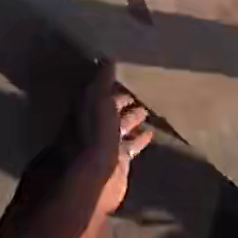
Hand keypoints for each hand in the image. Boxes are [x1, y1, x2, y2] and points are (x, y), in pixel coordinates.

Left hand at [75, 62, 153, 221]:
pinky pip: (132, 147)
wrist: (88, 179)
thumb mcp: (94, 98)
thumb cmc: (89, 133)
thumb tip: (106, 57)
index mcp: (85, 109)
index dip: (114, 86)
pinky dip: (141, 140)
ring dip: (134, 120)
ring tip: (149, 110)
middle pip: (112, 111)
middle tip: (142, 92)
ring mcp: (106, 146)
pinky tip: (152, 133)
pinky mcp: (119, 164)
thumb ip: (101, 79)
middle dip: (124, 102)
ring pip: (122, 129)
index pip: (102, 93)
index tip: (129, 77)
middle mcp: (93, 126)